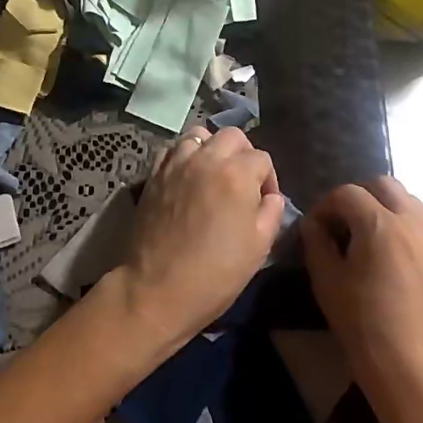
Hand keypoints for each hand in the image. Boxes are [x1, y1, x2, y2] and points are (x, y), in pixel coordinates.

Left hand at [103, 126, 285, 362]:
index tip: (264, 202)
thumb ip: (271, 212)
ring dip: (210, 148)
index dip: (269, 178)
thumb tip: (269, 196)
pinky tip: (187, 176)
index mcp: (236, 174)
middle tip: (242, 182)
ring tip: (213, 175)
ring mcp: (174, 165)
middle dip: (243, 153)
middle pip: (231, 136)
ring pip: (197, 135)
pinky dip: (183, 155)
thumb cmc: (216, 271)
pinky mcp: (152, 176)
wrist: (158, 286)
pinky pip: (170, 150)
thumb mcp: (259, 245)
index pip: (261, 158)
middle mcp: (204, 160)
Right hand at [301, 177, 422, 422]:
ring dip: (385, 213)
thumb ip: (316, 242)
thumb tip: (315, 225)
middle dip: (359, 198)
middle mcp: (416, 225)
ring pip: (412, 206)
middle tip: (342, 226)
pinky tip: (393, 267)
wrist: (419, 372)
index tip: (315, 229)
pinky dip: (406, 234)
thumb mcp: (326, 281)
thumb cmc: (363, 325)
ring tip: (368, 244)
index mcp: (380, 225)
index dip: (325, 205)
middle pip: (386, 186)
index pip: (347, 192)